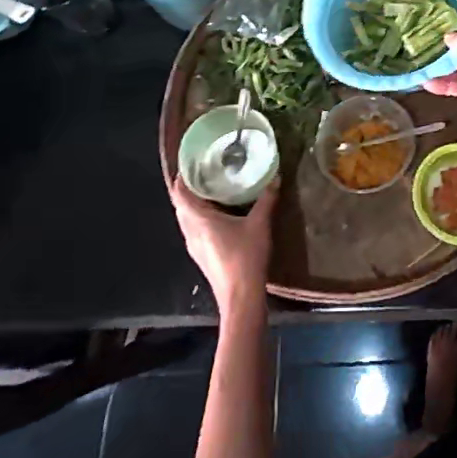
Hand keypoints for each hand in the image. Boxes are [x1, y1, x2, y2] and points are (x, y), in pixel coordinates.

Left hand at [170, 175, 275, 319]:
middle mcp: (190, 231)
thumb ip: (266, 199)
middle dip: (191, 188)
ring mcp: (193, 245)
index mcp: (199, 219)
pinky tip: (220, 216)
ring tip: (214, 190)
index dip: (183, 176)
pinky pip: (194, 229)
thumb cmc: (246, 256)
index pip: (180, 193)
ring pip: (187, 218)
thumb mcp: (260, 224)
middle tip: (208, 172)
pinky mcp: (201, 255)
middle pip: (181, 205)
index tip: (193, 162)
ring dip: (195, 204)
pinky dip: (201, 217)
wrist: (240, 295)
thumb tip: (276, 177)